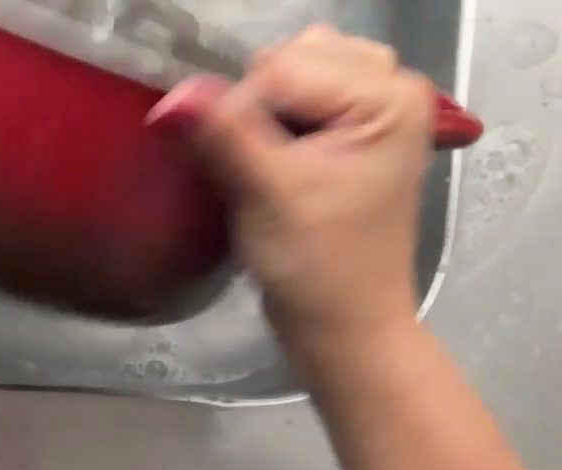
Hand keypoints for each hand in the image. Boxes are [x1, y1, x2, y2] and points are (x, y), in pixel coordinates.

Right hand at [150, 27, 434, 370]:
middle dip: (255, 104)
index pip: (285, 66)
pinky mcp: (346, 141)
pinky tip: (264, 162)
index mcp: (386, 95)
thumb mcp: (268, 194)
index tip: (229, 164)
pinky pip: (299, 104)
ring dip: (260, 113)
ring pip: (296, 76)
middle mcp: (388, 91)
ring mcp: (368, 115)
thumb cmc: (315, 264)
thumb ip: (224, 136)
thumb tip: (173, 96)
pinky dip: (270, 124)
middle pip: (297, 57)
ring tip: (256, 163)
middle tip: (249, 163)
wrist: (340, 321)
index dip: (239, 109)